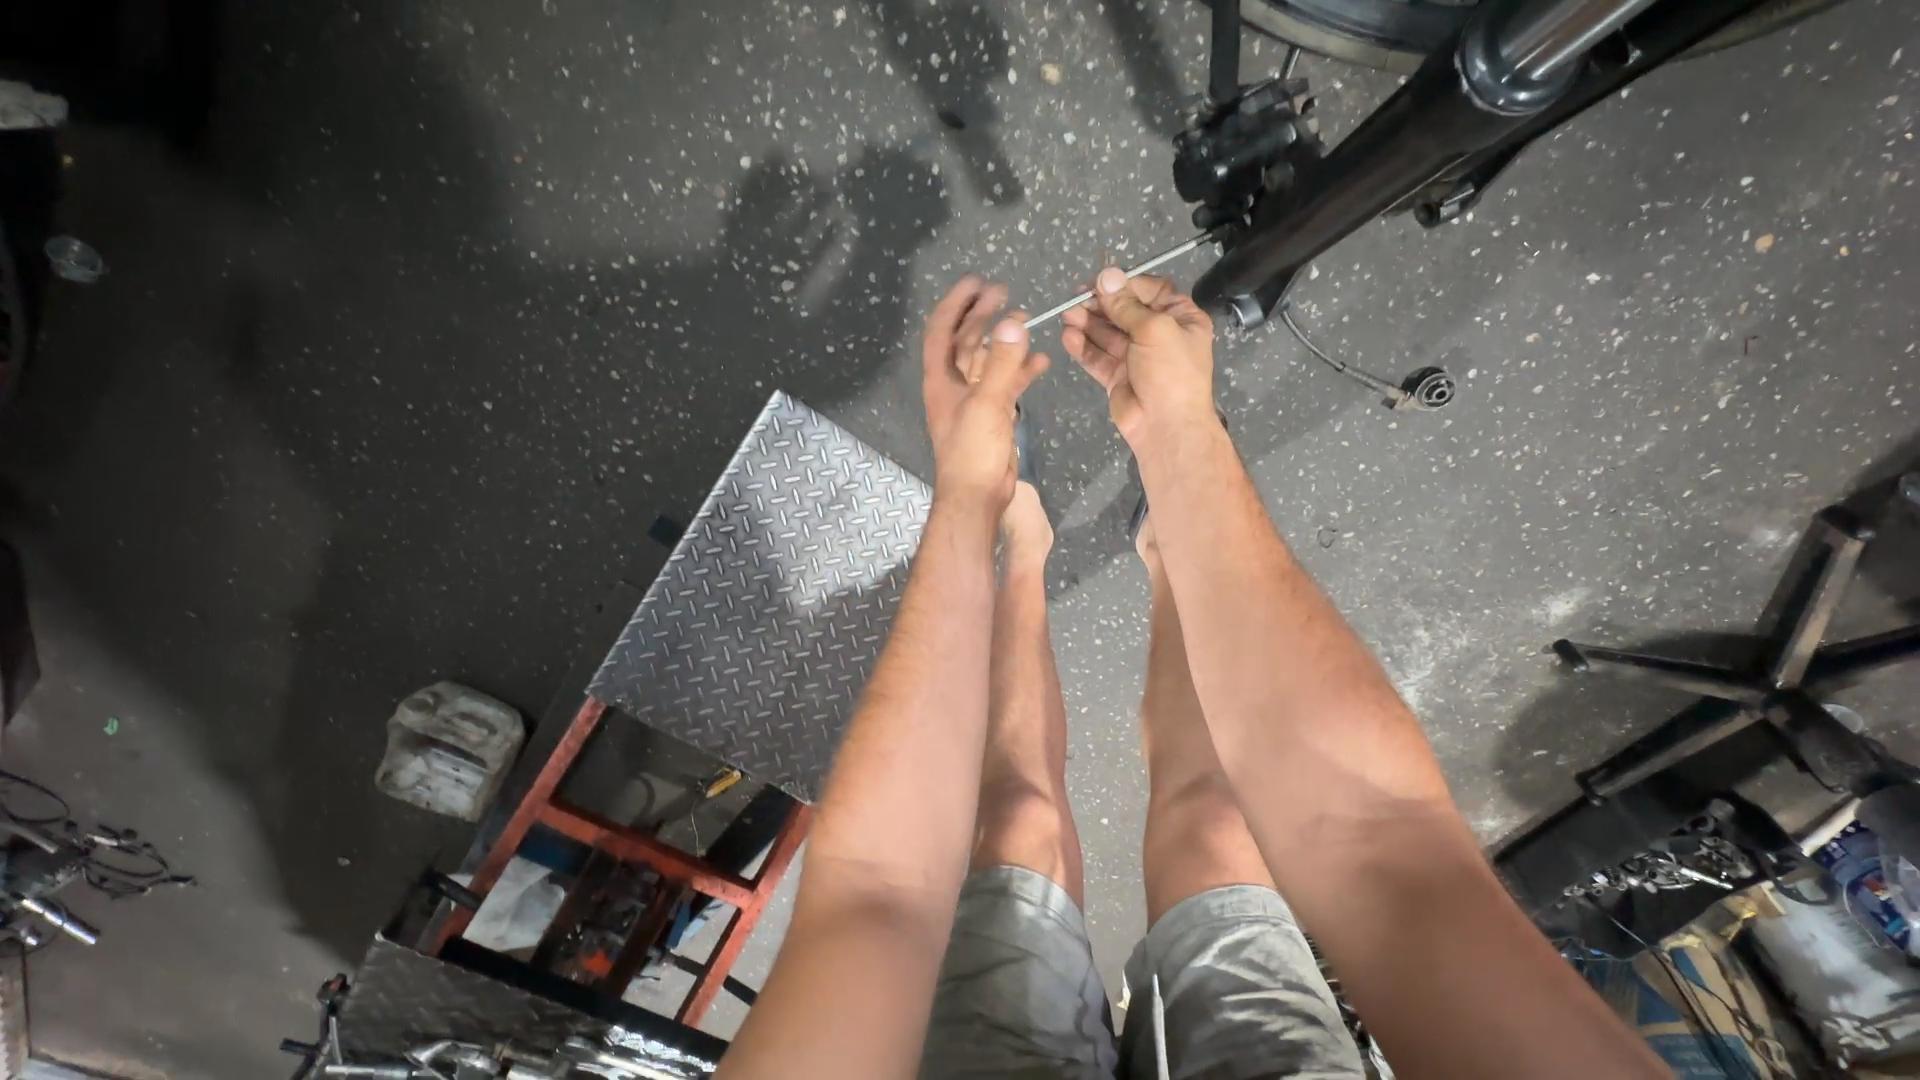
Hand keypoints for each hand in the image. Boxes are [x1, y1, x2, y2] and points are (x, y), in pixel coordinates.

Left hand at [922, 276, 1049, 514]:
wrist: (977, 495)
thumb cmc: (973, 450)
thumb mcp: (987, 403)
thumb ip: (1002, 363)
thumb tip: (1013, 322)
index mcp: (941, 379)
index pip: (941, 330)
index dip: (956, 303)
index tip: (976, 281)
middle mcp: (953, 386)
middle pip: (964, 341)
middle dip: (982, 315)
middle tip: (1003, 291)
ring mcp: (972, 400)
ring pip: (986, 361)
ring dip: (1003, 341)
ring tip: (1026, 318)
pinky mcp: (991, 415)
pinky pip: (1005, 384)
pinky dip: (1020, 371)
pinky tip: (1041, 361)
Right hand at [1060, 268, 1214, 446]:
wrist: (1167, 426)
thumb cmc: (1170, 372)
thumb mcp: (1154, 330)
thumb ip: (1126, 305)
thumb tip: (1106, 275)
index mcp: (1180, 318)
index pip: (1150, 291)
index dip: (1125, 285)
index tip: (1100, 282)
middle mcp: (1159, 335)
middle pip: (1125, 312)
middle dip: (1101, 304)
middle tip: (1076, 298)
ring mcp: (1137, 357)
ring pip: (1108, 334)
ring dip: (1087, 323)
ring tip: (1066, 315)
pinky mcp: (1118, 377)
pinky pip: (1098, 357)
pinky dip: (1083, 347)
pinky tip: (1068, 337)